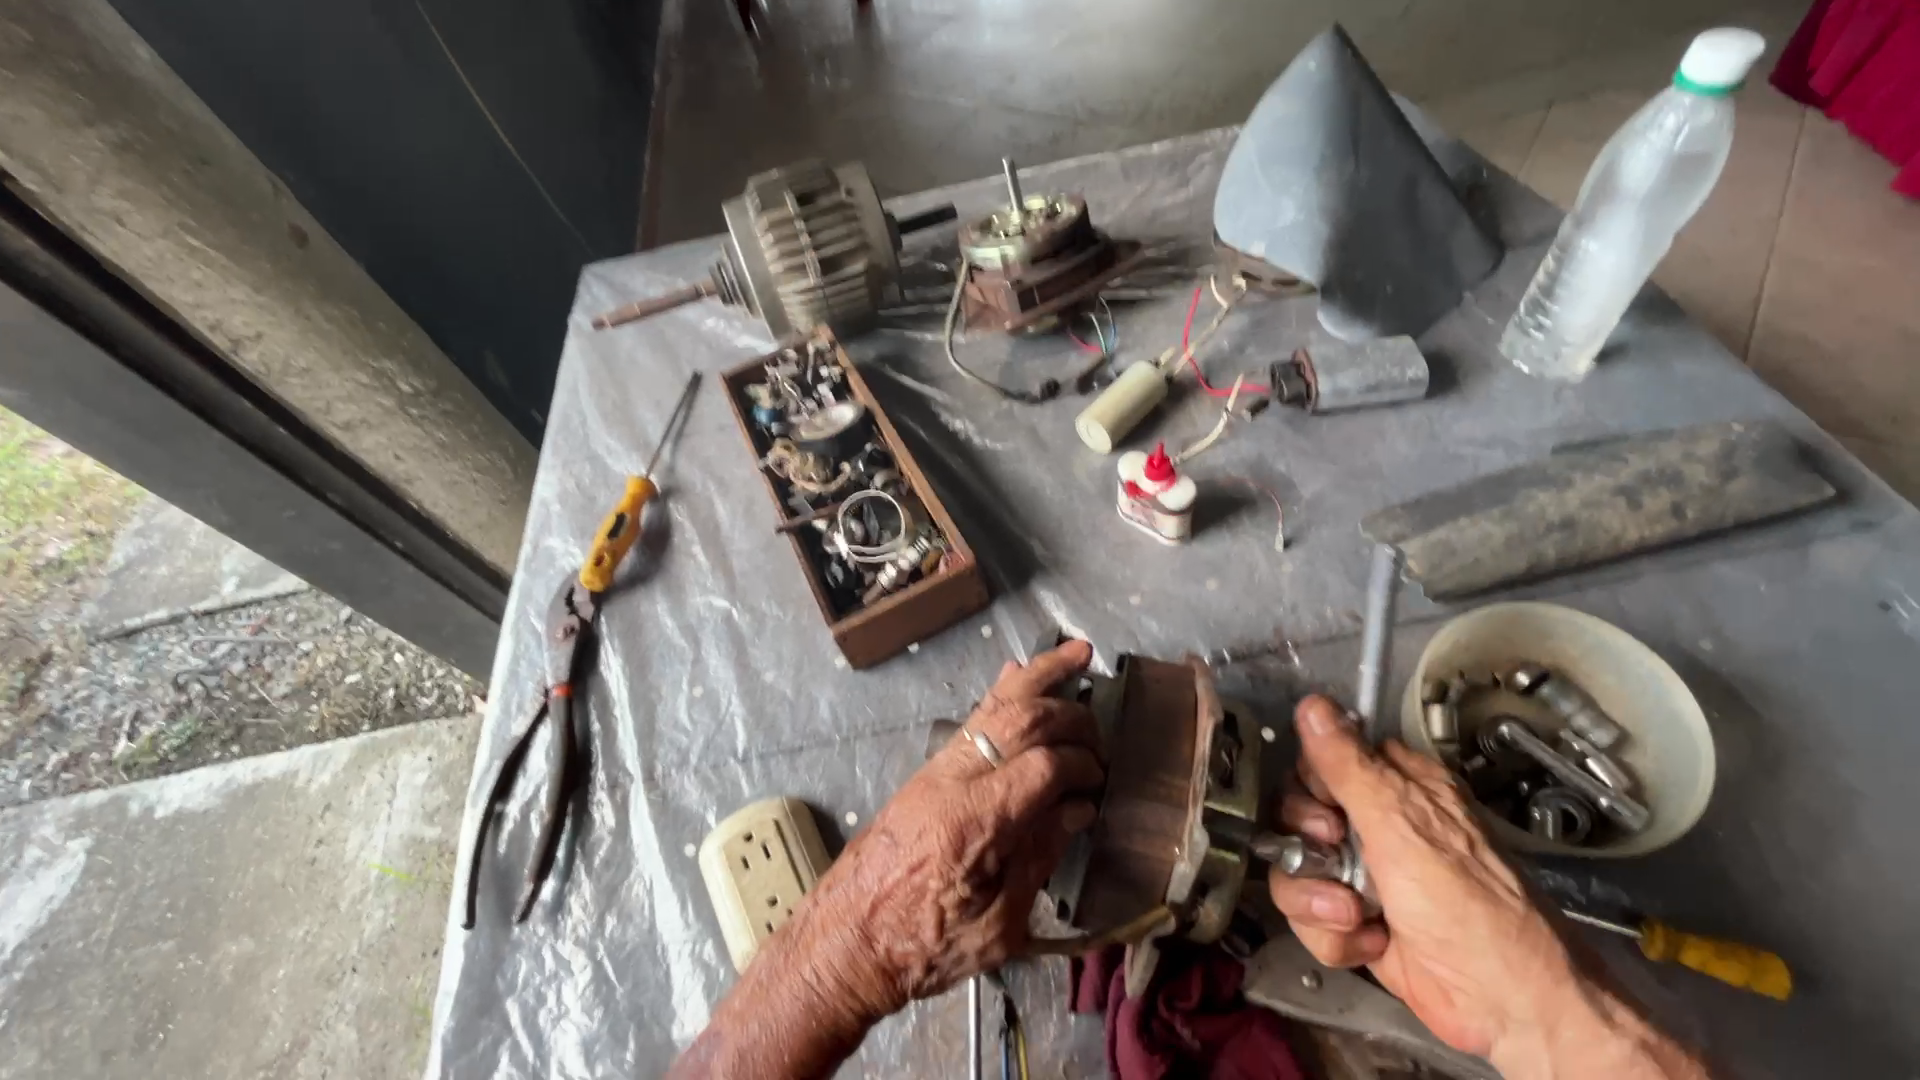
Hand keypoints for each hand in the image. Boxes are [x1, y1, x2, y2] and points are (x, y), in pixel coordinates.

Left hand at [796, 639, 1104, 1017]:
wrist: (847, 938)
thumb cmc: (923, 947)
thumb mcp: (997, 927)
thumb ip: (1039, 859)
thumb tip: (1076, 810)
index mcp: (976, 822)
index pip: (1044, 765)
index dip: (1082, 766)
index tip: (1100, 783)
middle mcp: (956, 779)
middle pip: (1023, 720)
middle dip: (1072, 719)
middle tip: (1100, 742)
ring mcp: (939, 767)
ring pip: (995, 705)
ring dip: (1040, 677)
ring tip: (1077, 654)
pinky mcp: (930, 769)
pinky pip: (972, 719)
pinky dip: (1001, 692)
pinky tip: (1018, 672)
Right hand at [1267, 695, 1588, 1057]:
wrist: (1506, 1006)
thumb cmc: (1469, 907)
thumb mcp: (1400, 824)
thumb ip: (1347, 765)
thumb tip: (1313, 704)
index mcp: (1397, 789)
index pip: (1321, 763)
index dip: (1311, 785)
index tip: (1327, 807)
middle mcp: (1376, 828)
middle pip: (1296, 816)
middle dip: (1307, 845)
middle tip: (1336, 854)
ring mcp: (1363, 876)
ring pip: (1295, 869)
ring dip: (1316, 898)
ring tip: (1355, 913)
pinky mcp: (1354, 921)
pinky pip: (1309, 916)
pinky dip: (1333, 934)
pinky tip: (1370, 940)